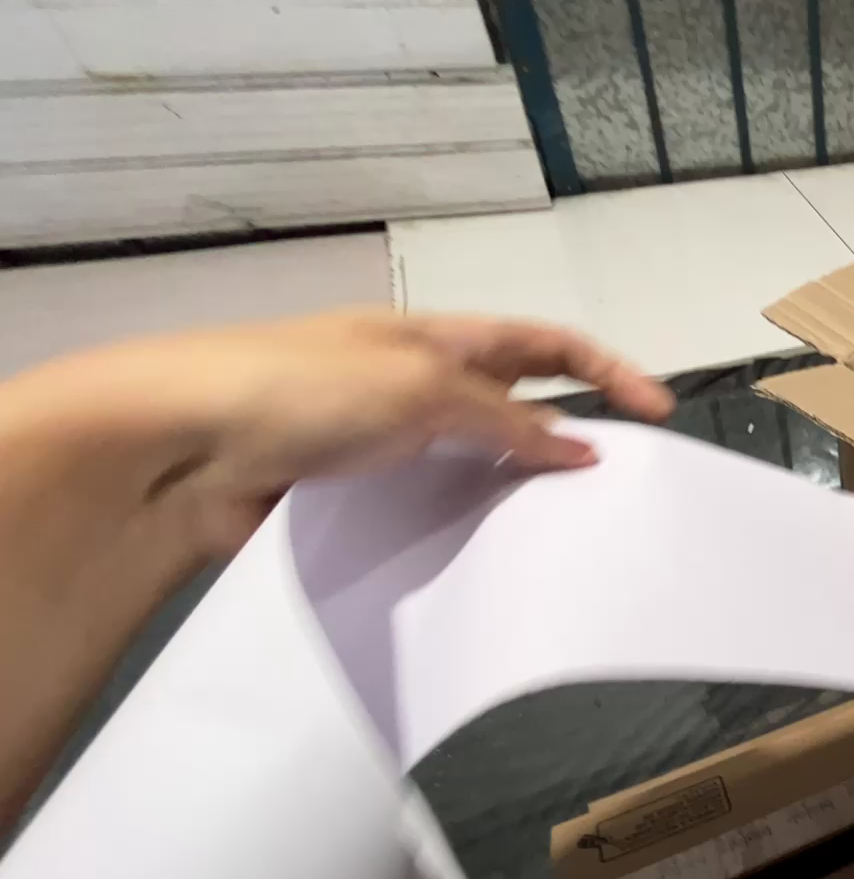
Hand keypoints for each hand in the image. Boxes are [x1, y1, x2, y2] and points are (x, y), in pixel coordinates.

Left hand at [17, 310, 673, 550]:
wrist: (170, 450)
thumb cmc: (301, 389)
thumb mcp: (423, 387)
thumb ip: (511, 420)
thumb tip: (581, 450)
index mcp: (447, 340)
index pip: (553, 345)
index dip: (612, 371)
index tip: (657, 411)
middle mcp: (435, 384)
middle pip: (534, 401)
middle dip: (585, 428)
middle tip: (625, 475)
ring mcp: (409, 438)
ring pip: (498, 457)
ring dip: (539, 479)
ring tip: (579, 516)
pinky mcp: (384, 488)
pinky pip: (458, 496)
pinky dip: (493, 512)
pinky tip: (513, 538)